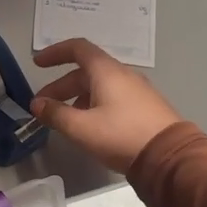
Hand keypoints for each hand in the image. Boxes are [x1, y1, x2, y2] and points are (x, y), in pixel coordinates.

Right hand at [31, 38, 183, 172]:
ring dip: (76, 98)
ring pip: (99, 86)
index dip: (55, 53)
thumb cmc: (121, 136)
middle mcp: (122, 75)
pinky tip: (89, 126)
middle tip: (43, 105)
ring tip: (63, 120)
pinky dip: (94, 105)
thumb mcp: (81, 128)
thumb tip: (37, 104)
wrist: (169, 157)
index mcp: (106, 71)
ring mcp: (137, 91)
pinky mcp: (145, 107)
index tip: (37, 64)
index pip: (77, 49)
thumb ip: (55, 114)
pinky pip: (113, 98)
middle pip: (85, 72)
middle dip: (60, 86)